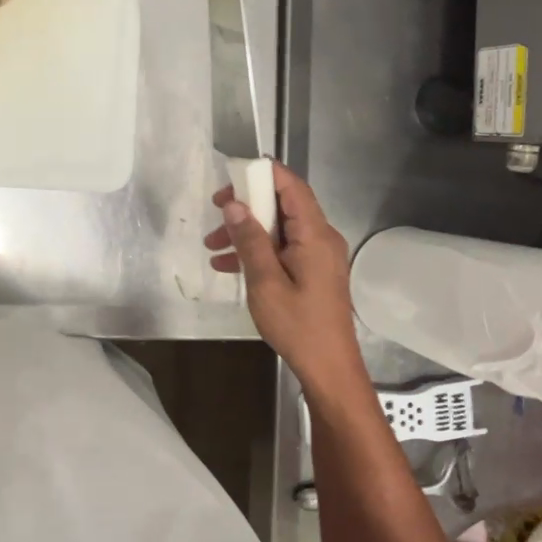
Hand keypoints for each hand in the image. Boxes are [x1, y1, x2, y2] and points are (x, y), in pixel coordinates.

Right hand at [204, 164, 364, 395]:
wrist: (329, 368)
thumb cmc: (298, 325)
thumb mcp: (265, 282)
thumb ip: (250, 240)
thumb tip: (234, 205)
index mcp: (315, 235)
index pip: (292, 186)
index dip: (262, 173)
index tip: (230, 177)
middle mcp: (321, 238)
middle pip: (283, 205)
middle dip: (247, 205)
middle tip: (215, 211)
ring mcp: (317, 256)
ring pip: (278, 228)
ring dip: (246, 231)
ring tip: (212, 245)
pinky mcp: (312, 272)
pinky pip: (282, 248)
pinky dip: (256, 250)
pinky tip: (227, 265)